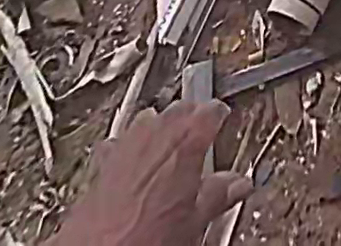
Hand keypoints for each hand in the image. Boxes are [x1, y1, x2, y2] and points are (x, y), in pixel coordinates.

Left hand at [44, 100, 250, 245]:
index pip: (212, 110)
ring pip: (150, 118)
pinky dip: (128, 146)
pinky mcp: (103, 162)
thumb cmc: (144, 240)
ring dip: (161, 125)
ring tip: (169, 144)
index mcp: (188, 142)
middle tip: (201, 133)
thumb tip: (237, 185)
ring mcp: (128, 144)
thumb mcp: (194, 222)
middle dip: (192, 116)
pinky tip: (131, 162)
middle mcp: (158, 134)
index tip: (223, 120)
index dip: (220, 114)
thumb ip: (218, 195)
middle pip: (181, 108)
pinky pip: (120, 141)